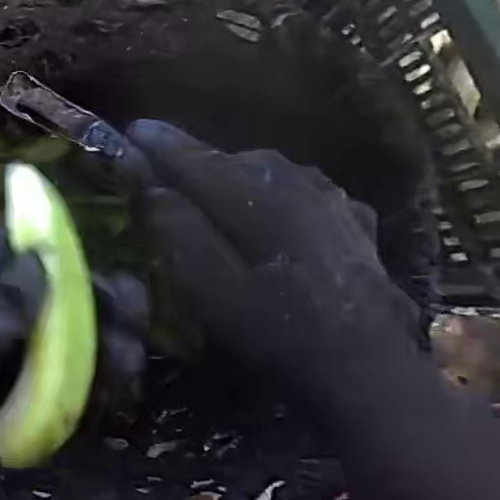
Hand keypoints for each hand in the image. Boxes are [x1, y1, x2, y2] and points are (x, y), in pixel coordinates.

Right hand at [122, 119, 421, 406]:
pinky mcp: (351, 218)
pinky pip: (298, 187)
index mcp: (257, 198)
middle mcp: (295, 183)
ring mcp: (330, 198)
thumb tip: (150, 189)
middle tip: (162, 171)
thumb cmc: (276, 333)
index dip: (160, 144)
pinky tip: (269, 207)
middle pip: (229, 159)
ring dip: (231, 172)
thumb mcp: (212, 290)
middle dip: (192, 159)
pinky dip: (272, 189)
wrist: (366, 370)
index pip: (196, 158)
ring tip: (208, 187)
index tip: (133, 129)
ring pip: (266, 169)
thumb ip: (178, 232)